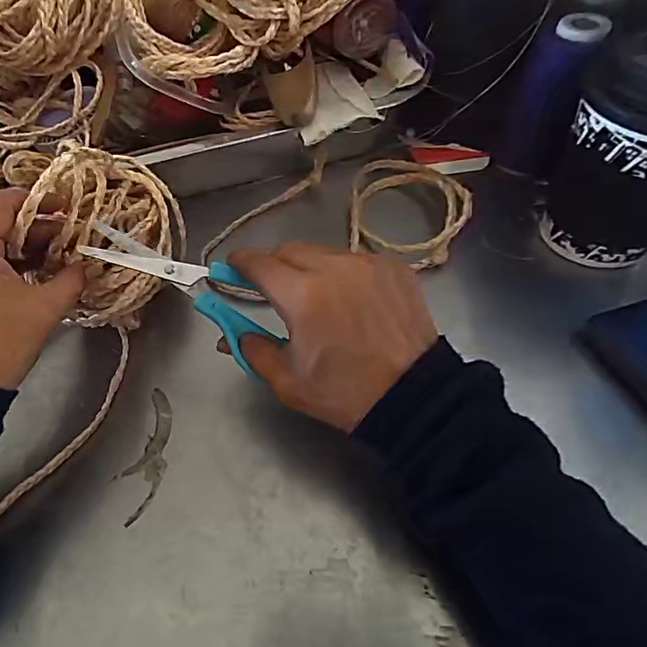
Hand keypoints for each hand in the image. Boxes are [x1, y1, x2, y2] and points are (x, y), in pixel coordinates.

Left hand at [0, 189, 85, 389]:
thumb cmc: (1, 343)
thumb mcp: (45, 308)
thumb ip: (71, 277)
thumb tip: (87, 262)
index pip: (4, 202)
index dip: (40, 200)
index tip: (69, 208)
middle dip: (37, 228)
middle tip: (70, 239)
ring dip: (25, 247)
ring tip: (57, 259)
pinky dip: (9, 263)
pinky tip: (35, 275)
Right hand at [226, 242, 436, 431]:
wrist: (413, 396)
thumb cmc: (347, 393)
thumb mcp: (289, 381)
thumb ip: (253, 351)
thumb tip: (234, 335)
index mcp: (303, 296)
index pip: (259, 263)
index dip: (240, 262)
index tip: (232, 266)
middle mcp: (335, 269)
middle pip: (289, 250)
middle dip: (274, 264)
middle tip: (270, 286)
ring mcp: (368, 265)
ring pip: (324, 253)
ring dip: (309, 268)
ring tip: (315, 297)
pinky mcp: (393, 269)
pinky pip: (356, 261)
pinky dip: (344, 274)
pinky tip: (349, 300)